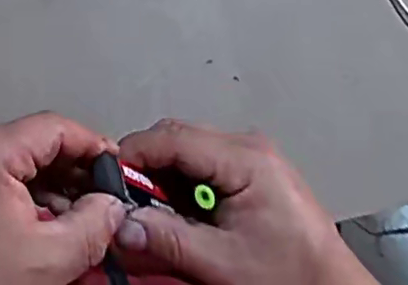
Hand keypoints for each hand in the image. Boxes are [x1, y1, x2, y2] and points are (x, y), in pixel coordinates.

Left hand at [0, 112, 128, 284]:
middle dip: (78, 171)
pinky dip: (38, 194)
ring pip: (29, 158)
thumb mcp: (46, 258)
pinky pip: (12, 173)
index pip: (55, 126)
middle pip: (42, 141)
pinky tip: (56, 223)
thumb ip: (90, 225)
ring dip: (60, 187)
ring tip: (86, 220)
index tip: (119, 166)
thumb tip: (112, 205)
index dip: (93, 145)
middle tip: (109, 200)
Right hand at [113, 120, 376, 284]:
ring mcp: (251, 156)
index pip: (171, 138)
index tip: (109, 175)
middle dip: (147, 166)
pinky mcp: (252, 171)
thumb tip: (123, 223)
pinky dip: (183, 183)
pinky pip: (202, 162)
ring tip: (158, 212)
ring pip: (185, 148)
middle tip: (129, 199)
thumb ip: (170, 239)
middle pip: (176, 137)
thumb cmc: (299, 281)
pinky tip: (183, 213)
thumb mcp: (227, 264)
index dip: (134, 154)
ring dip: (164, 176)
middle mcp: (248, 146)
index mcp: (246, 157)